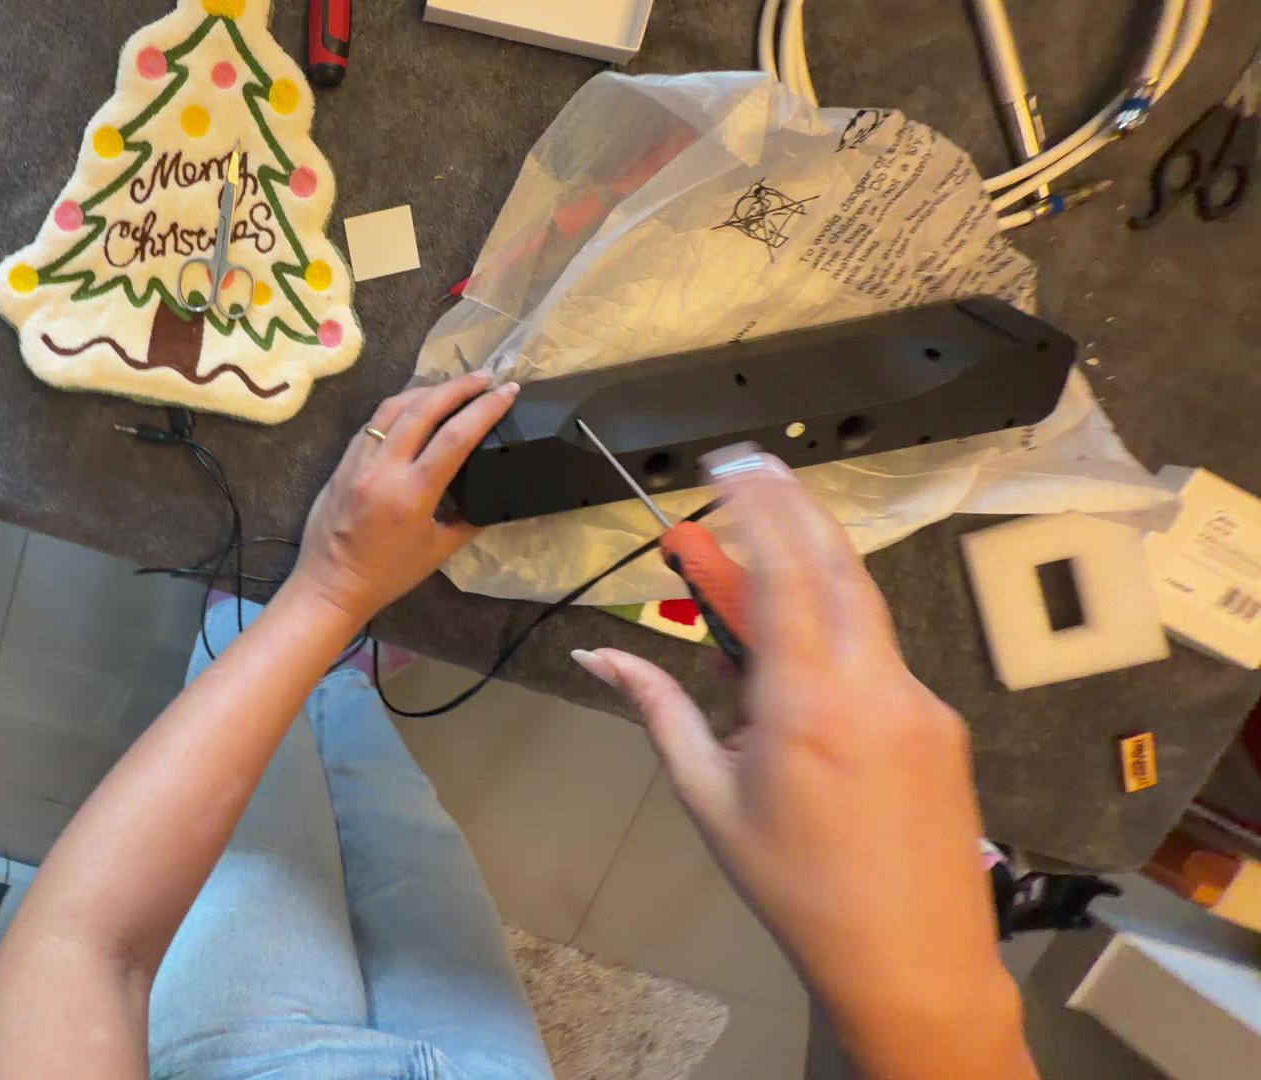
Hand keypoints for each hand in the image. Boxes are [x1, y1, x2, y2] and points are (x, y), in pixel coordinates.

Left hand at [286, 371, 518, 625]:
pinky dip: (398, 408)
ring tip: (451, 386)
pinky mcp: (342, 463)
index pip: (454, 437)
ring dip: (425, 390)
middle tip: (484, 377)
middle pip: (423, 408)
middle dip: (458, 386)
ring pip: (392, 408)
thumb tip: (491, 497)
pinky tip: (413, 407)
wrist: (330, 585)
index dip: (485, 409)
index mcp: (412, 494)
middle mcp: (383, 469)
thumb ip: (468, 519)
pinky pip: (373, 424)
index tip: (508, 392)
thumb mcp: (438, 551)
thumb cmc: (387, 575)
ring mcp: (357, 462)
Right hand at [572, 446, 1034, 1079]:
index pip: (785, 580)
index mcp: (807, 707)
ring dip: (798, 570)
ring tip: (736, 566)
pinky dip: (824, 626)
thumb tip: (598, 654)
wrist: (910, 963)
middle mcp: (874, 688)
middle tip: (750, 465)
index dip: (759, 512)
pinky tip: (783, 654)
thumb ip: (656, 706)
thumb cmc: (786, 878)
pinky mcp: (937, 721)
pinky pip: (872, 650)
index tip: (733, 466)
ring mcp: (918, 701)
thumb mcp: (703, 791)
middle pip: (835, 569)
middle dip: (791, 507)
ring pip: (856, 606)